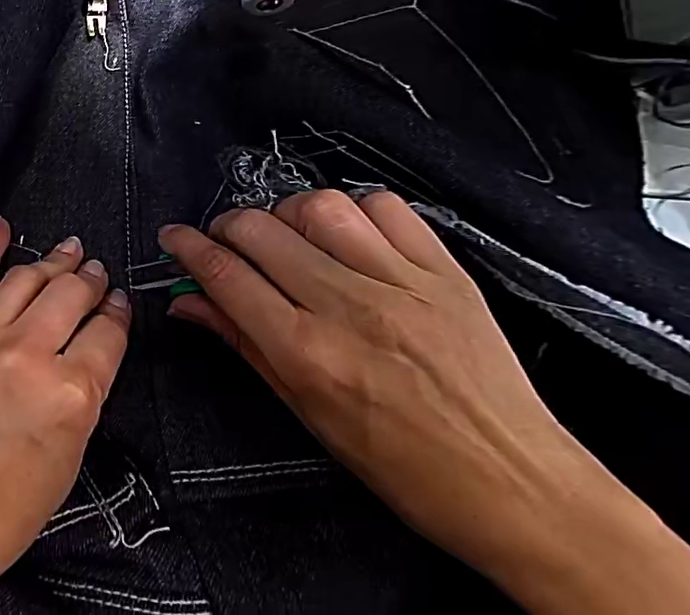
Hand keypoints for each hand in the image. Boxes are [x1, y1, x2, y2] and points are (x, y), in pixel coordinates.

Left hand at [0, 219, 130, 614]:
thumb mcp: (69, 456)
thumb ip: (88, 392)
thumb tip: (97, 345)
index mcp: (70, 393)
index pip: (108, 332)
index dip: (119, 314)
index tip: (120, 305)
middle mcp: (28, 355)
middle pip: (73, 293)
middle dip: (92, 280)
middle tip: (98, 274)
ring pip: (30, 276)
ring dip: (55, 259)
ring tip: (71, 250)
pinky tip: (4, 227)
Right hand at [160, 190, 689, 614]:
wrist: (515, 483)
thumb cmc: (404, 468)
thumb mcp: (310, 416)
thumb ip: (244, 346)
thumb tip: (188, 304)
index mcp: (309, 356)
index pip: (228, 277)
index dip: (190, 249)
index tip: (174, 238)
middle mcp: (349, 307)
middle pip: (263, 231)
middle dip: (227, 226)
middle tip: (226, 240)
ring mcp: (401, 281)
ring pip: (320, 206)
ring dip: (287, 212)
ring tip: (287, 234)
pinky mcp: (443, 268)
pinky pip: (386, 207)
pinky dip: (353, 208)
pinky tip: (347, 231)